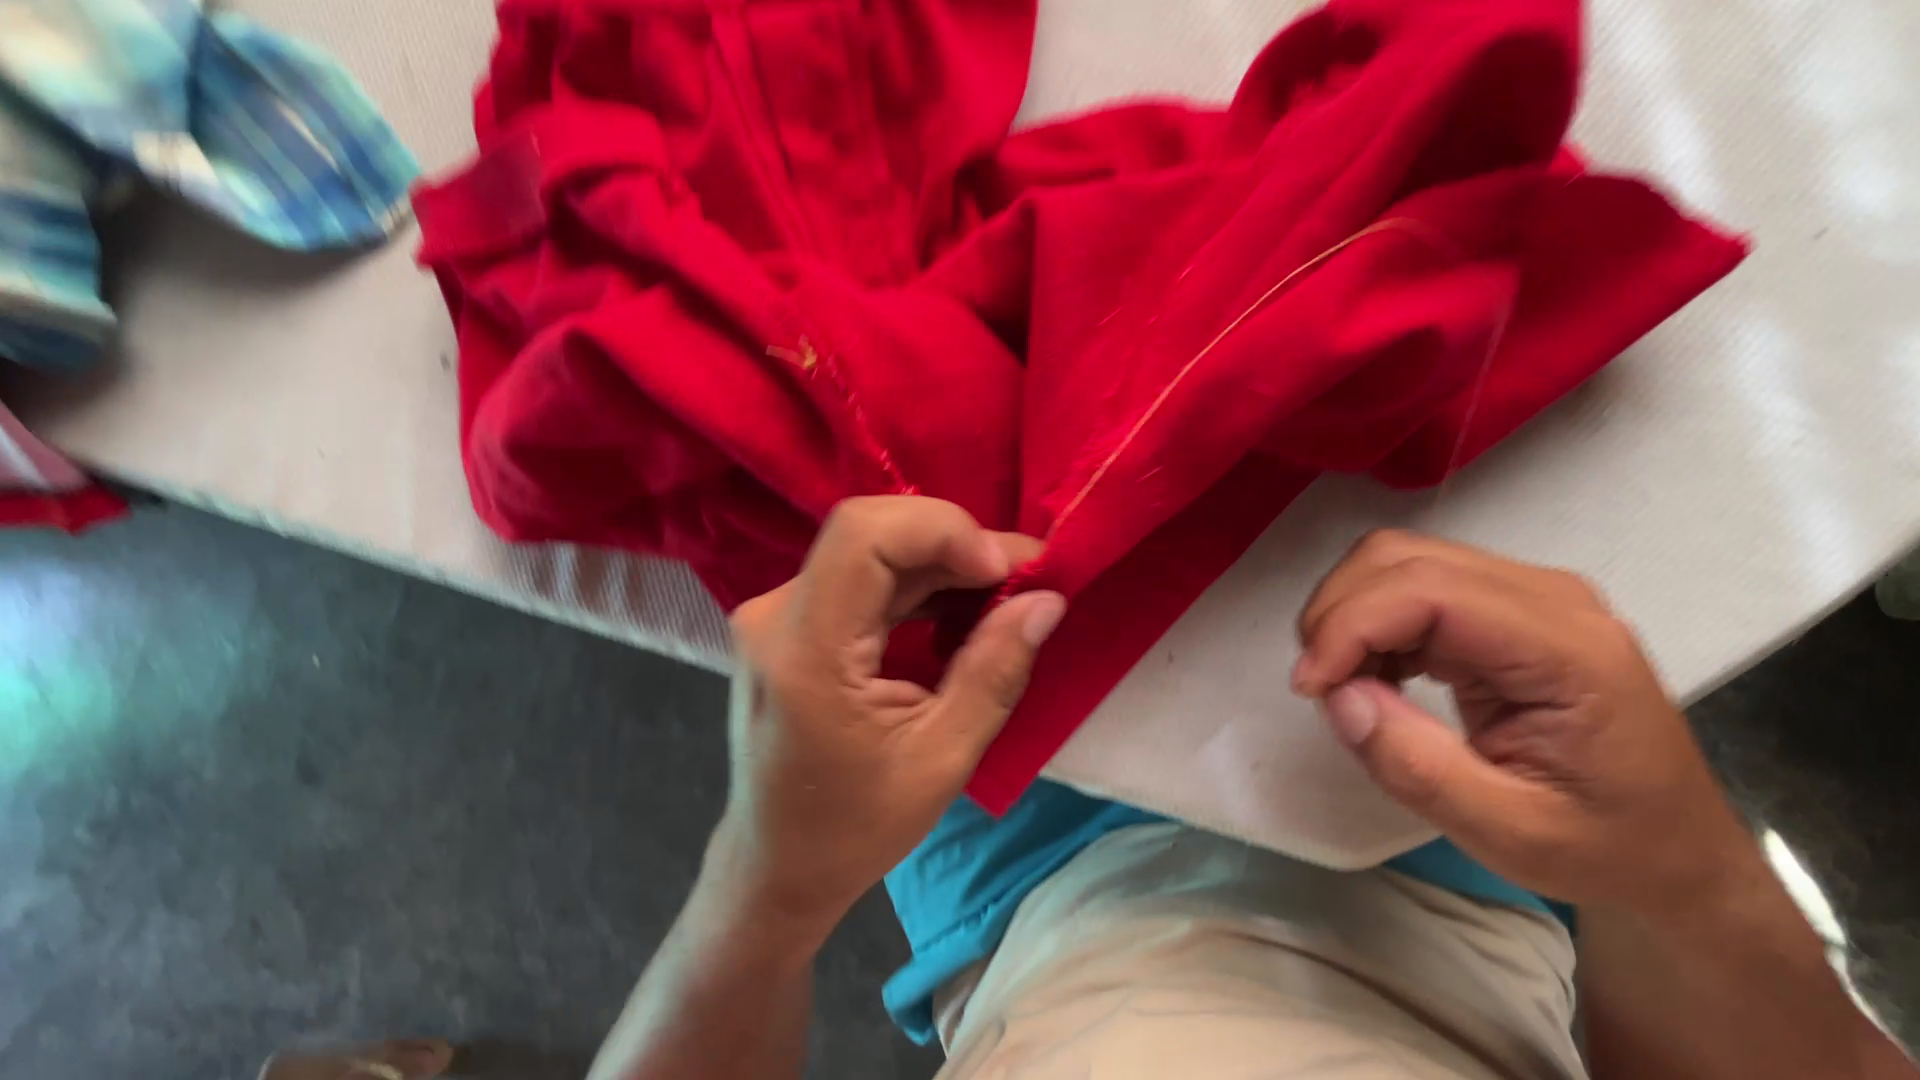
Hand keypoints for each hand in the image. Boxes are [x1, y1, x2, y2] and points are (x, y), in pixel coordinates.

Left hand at [716, 496, 1066, 933]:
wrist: (776, 865)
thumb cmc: (853, 828)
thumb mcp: (941, 760)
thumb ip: (993, 672)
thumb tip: (1047, 600)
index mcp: (805, 650)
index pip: (863, 534)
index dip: (942, 531)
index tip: (1004, 574)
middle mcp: (777, 615)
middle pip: (872, 534)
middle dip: (957, 544)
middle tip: (1026, 580)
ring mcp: (778, 615)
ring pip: (872, 551)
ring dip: (944, 564)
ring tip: (1007, 597)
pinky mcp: (791, 624)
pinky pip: (862, 580)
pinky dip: (919, 586)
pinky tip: (962, 613)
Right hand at [1292, 530, 1761, 916]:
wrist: (1673, 852)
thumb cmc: (1607, 849)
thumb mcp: (1511, 835)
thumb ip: (1419, 768)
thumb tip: (1338, 697)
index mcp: (1568, 648)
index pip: (1429, 590)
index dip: (1352, 625)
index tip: (1310, 688)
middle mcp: (1547, 598)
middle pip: (1404, 558)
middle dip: (1338, 613)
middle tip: (1318, 687)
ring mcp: (1525, 596)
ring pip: (1399, 562)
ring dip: (1349, 617)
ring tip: (1342, 685)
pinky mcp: (1501, 609)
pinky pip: (1410, 587)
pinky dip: (1369, 625)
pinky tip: (1371, 677)